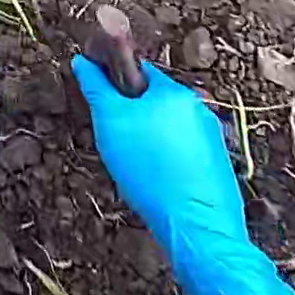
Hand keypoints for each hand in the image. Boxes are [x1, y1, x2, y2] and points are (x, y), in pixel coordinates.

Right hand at [71, 56, 294, 294]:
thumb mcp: (113, 125)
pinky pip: (176, 148)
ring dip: (143, 137)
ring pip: (162, 126)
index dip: (113, 82)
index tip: (99, 97)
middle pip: (149, 100)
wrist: (203, 234)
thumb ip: (98, 88)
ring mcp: (208, 141)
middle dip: (128, 113)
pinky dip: (159, 157)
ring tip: (133, 165)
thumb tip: (82, 60)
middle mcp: (197, 112)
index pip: (135, 72)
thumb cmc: (154, 174)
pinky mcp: (213, 168)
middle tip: (114, 139)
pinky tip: (152, 181)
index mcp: (176, 96)